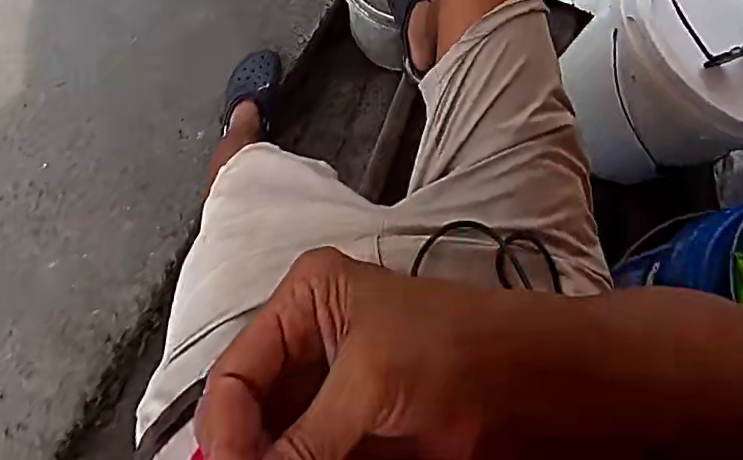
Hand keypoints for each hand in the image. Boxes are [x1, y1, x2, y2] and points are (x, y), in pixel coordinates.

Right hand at [197, 248, 497, 459]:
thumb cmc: (448, 343)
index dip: (226, 425)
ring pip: (275, 437)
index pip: (239, 367)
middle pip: (250, 406)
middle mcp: (307, 338)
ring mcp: (327, 386)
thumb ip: (308, 437)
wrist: (516, 379)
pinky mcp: (348, 426)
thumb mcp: (368, 380)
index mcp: (304, 299)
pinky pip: (306, 455)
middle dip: (244, 449)